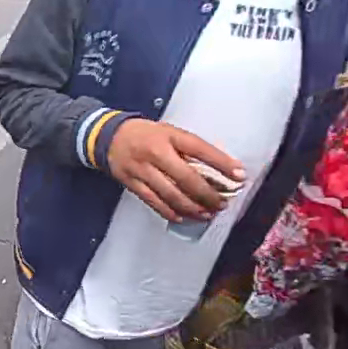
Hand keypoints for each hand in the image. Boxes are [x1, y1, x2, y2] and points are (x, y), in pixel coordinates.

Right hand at [106, 119, 244, 222]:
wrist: (108, 137)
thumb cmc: (145, 134)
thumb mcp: (168, 132)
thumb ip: (188, 148)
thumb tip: (217, 169)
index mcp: (168, 135)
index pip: (200, 149)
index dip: (221, 163)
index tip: (239, 175)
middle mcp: (156, 153)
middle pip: (186, 178)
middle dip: (208, 194)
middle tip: (222, 203)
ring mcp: (142, 170)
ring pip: (171, 195)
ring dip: (193, 208)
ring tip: (208, 213)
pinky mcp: (132, 184)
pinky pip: (154, 202)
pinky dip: (171, 212)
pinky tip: (185, 216)